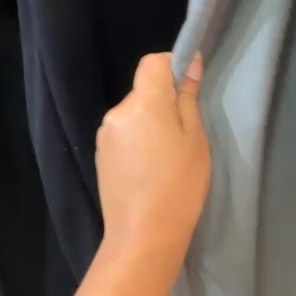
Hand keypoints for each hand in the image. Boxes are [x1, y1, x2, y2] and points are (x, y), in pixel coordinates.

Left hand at [96, 54, 210, 263]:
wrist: (144, 233)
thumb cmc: (180, 183)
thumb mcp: (195, 138)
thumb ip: (188, 98)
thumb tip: (189, 64)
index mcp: (143, 103)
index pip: (152, 63)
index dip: (173, 65)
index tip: (192, 86)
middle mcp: (118, 113)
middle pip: (144, 90)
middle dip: (165, 101)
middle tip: (188, 131)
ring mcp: (105, 135)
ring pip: (135, 113)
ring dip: (153, 122)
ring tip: (170, 155)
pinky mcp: (100, 155)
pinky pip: (125, 133)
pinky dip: (141, 140)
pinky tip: (153, 167)